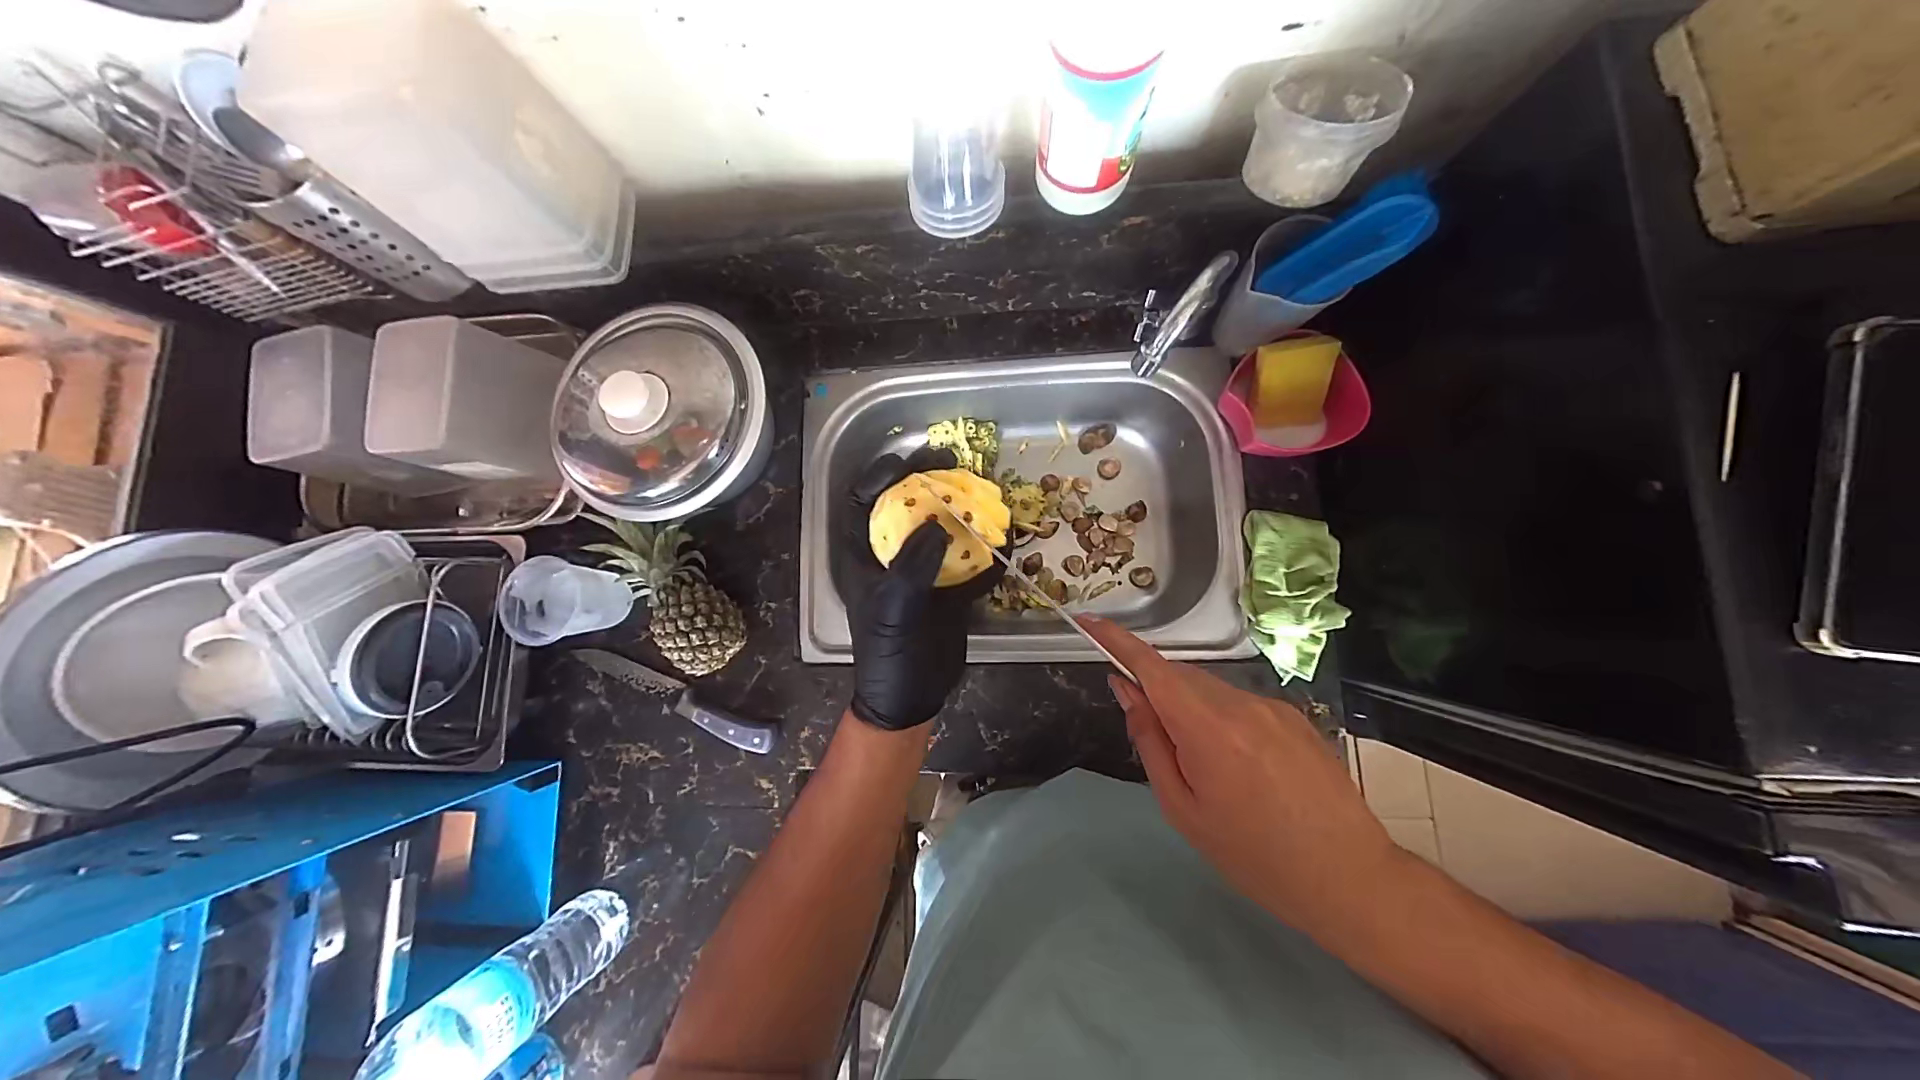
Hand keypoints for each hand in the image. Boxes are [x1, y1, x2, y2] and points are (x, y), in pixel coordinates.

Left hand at [833, 448, 1004, 729]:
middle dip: (928, 482)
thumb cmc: (889, 653)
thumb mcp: (895, 609)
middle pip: (906, 505)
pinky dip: (986, 553)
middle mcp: (891, 555)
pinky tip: (1005, 541)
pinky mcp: (947, 587)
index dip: (881, 475)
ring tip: (985, 493)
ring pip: (940, 527)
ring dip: (962, 511)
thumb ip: (912, 566)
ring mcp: (921, 570)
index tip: (910, 460)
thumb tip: (936, 524)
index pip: (863, 501)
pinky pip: (967, 561)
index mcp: (865, 555)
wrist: (910, 696)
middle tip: (953, 463)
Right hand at [1081, 616, 1399, 928]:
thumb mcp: (1183, 809)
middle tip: (1154, 739)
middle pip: (1180, 678)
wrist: (1350, 879)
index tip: (1089, 622)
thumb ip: (1150, 741)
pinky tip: (1241, 768)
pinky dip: (1221, 719)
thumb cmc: (1253, 856)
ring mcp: (1274, 707)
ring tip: (1207, 768)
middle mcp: (1242, 704)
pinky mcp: (1295, 716)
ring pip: (1211, 691)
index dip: (1117, 641)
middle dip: (1156, 692)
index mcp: (1209, 730)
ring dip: (1191, 710)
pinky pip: (1240, 704)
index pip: (1152, 668)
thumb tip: (1127, 690)